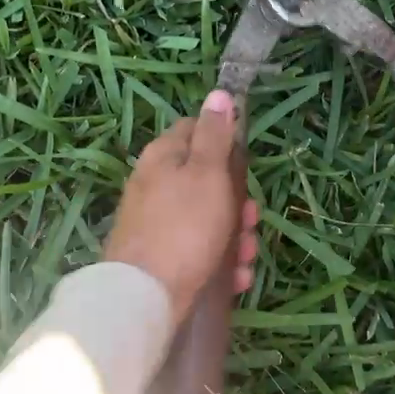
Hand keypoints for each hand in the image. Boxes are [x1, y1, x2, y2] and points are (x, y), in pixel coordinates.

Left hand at [103, 90, 261, 324]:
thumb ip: (215, 134)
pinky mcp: (159, 258)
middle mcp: (155, 184)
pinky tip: (235, 279)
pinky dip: (219, 262)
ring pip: (207, 219)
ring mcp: (155, 222)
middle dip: (238, 202)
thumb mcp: (208, 173)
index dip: (225, 145)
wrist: (143, 300)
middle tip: (251, 221)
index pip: (196, 130)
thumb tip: (218, 93)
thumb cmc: (184, 227)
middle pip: (207, 179)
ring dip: (235, 237)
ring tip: (246, 258)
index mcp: (163, 156)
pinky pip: (197, 251)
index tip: (244, 167)